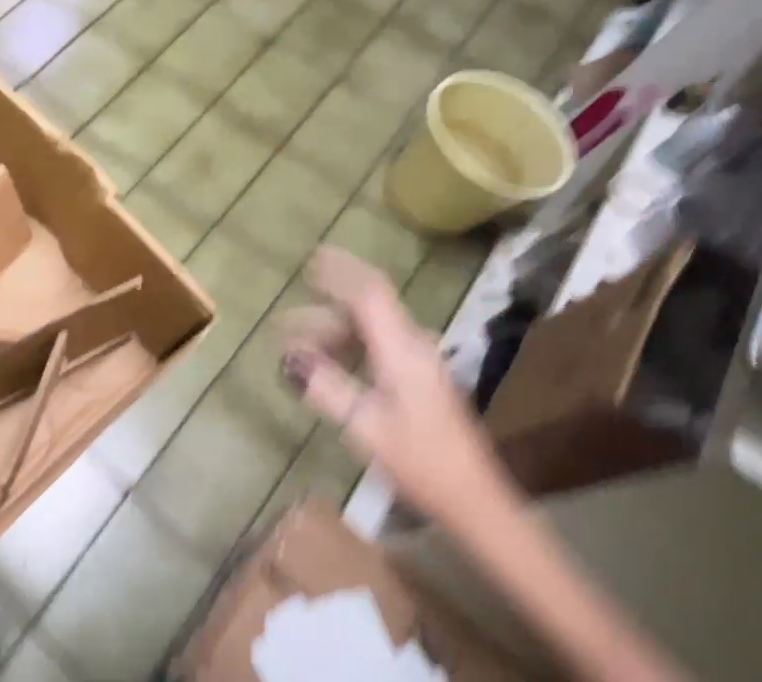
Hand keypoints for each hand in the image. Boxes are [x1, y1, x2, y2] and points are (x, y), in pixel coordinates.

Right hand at [281, 247, 508, 524]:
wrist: (475, 501)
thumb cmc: (421, 463)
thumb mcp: (366, 427)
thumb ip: (327, 387)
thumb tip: (290, 356)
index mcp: (402, 352)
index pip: (369, 294)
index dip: (341, 272)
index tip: (311, 259)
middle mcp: (414, 348)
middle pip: (367, 310)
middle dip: (323, 310)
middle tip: (285, 323)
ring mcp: (420, 365)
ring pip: (371, 330)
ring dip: (334, 331)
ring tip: (298, 349)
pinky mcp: (421, 381)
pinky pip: (379, 347)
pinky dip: (349, 347)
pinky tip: (330, 366)